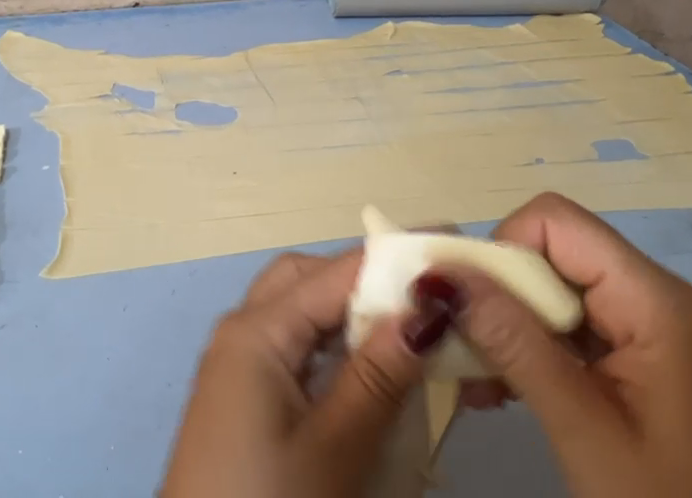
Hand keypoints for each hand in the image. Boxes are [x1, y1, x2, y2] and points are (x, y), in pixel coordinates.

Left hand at [161, 250, 453, 497]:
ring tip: (412, 327)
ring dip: (352, 312)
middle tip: (428, 295)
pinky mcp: (244, 394)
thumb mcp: (335, 447)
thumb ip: (379, 376)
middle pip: (309, 280)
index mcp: (256, 330)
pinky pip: (294, 346)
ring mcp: (239, 363)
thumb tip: (428, 307)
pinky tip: (372, 368)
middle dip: (368, 278)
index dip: (392, 255)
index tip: (452, 243)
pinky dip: (334, 345)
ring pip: (301, 311)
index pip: (333, 272)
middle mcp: (242, 331)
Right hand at [447, 193, 691, 497]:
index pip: (556, 222)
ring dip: (514, 327)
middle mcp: (671, 299)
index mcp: (662, 303)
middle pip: (559, 254)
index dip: (501, 251)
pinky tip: (509, 392)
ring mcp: (670, 332)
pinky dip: (542, 350)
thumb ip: (512, 341)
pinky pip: (586, 329)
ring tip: (478, 382)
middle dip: (501, 294)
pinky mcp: (664, 362)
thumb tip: (439, 274)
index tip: (469, 310)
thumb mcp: (582, 427)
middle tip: (460, 349)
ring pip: (565, 292)